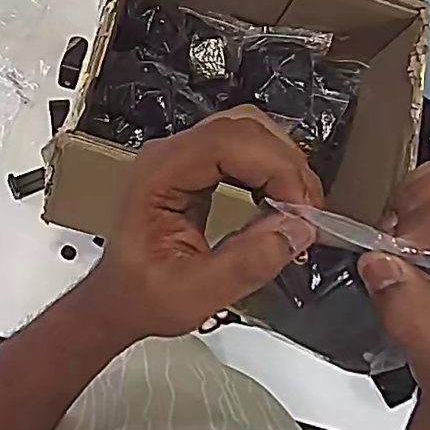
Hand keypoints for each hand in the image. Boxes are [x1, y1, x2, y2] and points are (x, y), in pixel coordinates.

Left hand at [78, 107, 321, 341]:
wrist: (122, 300)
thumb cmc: (141, 296)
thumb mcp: (194, 295)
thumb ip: (247, 264)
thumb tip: (296, 231)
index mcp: (159, 175)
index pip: (227, 142)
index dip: (274, 168)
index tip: (300, 207)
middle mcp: (171, 156)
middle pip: (245, 128)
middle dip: (286, 166)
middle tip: (307, 212)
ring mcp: (186, 158)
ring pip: (251, 132)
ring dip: (284, 166)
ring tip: (299, 208)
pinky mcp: (201, 167)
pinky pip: (248, 149)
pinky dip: (274, 170)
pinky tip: (283, 199)